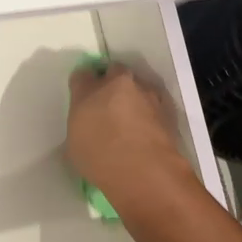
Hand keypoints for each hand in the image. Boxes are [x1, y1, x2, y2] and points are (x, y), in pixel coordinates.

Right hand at [67, 64, 194, 209]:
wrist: (143, 170)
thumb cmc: (99, 159)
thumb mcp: (75, 143)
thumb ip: (82, 123)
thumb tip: (89, 123)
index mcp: (87, 91)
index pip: (82, 75)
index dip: (83, 86)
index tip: (84, 99)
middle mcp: (117, 83)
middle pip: (114, 71)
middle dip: (111, 82)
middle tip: (108, 105)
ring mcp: (144, 92)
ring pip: (137, 85)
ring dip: (133, 96)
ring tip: (131, 119)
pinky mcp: (166, 105)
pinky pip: (153, 101)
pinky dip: (149, 110)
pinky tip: (146, 128)